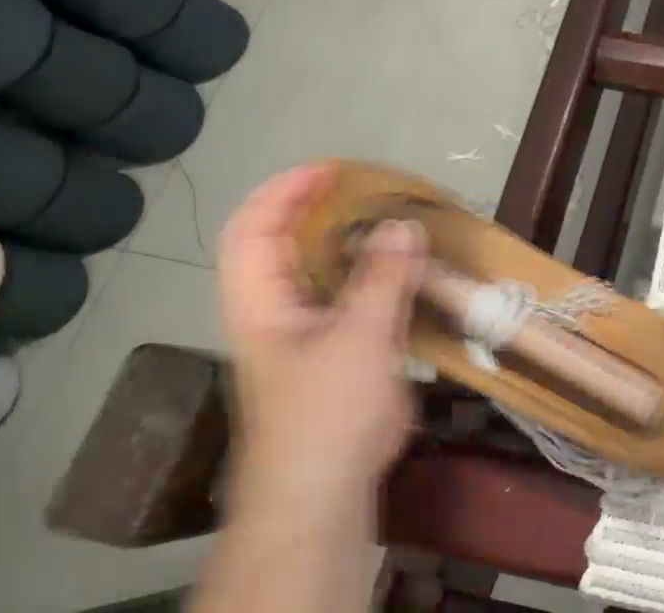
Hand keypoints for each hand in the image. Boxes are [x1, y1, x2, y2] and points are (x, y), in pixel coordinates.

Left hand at [217, 164, 424, 514]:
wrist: (322, 494)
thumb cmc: (325, 413)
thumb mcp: (358, 339)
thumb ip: (382, 277)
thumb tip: (403, 224)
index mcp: (260, 304)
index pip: (253, 231)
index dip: (284, 193)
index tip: (332, 170)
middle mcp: (277, 312)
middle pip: (286, 245)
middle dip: (323, 209)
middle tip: (372, 188)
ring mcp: (307, 335)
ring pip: (323, 272)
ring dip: (354, 241)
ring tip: (396, 220)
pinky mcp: (338, 355)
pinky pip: (354, 298)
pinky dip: (377, 275)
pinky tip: (410, 271)